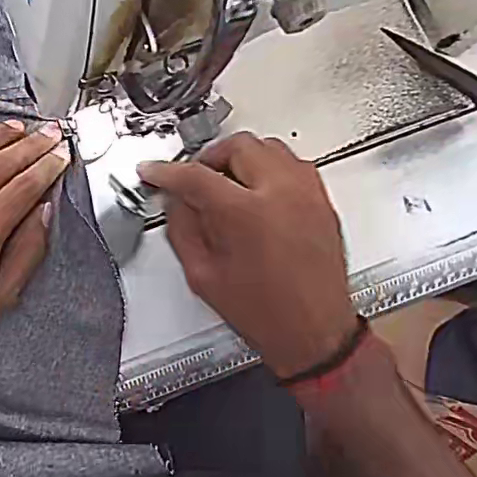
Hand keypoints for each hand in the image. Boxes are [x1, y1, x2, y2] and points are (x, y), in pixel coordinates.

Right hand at [139, 133, 359, 378]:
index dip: (165, 170)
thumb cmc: (267, 313)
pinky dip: (268, 168)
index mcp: (244, 214)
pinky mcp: (322, 200)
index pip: (195, 175)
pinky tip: (256, 189)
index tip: (154, 172)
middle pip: (236, 146)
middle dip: (207, 158)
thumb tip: (175, 202)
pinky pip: (293, 164)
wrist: (314, 331)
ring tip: (224, 180)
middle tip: (192, 177)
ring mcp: (307, 194)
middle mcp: (281, 194)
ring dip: (240, 158)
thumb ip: (183, 229)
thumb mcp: (202, 275)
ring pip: (269, 146)